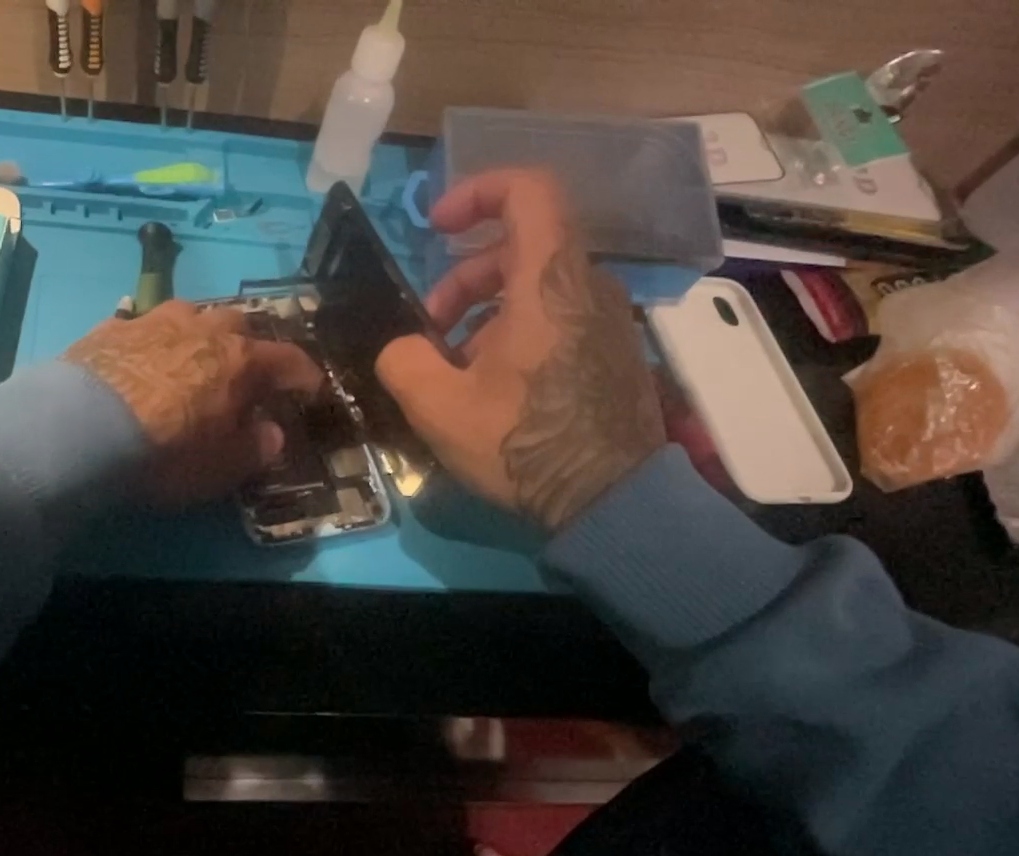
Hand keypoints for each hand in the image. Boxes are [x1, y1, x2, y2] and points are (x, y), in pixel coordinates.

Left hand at [61, 301, 322, 504]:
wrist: (81, 429)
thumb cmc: (165, 453)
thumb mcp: (219, 468)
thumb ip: (253, 449)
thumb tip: (272, 434)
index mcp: (241, 361)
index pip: (288, 361)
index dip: (305, 377)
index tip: (312, 390)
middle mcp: (204, 328)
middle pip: (240, 327)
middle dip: (250, 349)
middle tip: (246, 374)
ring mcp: (155, 321)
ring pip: (192, 315)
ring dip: (201, 335)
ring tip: (195, 356)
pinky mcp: (112, 326)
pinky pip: (144, 326)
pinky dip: (153, 341)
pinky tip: (143, 356)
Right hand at [377, 170, 665, 531]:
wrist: (610, 501)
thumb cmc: (522, 443)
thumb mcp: (438, 407)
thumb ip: (403, 361)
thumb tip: (403, 349)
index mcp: (548, 282)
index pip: (528, 191)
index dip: (476, 192)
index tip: (436, 228)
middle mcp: (587, 288)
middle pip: (522, 247)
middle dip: (464, 277)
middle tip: (430, 328)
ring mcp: (608, 322)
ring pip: (538, 288)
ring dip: (485, 312)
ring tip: (455, 367)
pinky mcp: (614, 355)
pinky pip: (559, 320)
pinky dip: (517, 333)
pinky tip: (493, 388)